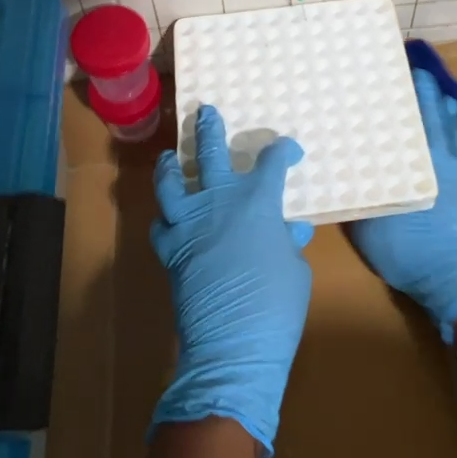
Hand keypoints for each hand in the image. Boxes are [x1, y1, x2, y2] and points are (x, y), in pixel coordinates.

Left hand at [150, 105, 313, 457]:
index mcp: (258, 201)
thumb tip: (288, 232)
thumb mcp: (295, 270)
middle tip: (206, 112)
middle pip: (211, 153)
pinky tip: (168, 216)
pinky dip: (165, 218)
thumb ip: (287, 243)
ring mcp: (190, 224)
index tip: (288, 150)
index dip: (282, 151)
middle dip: (210, 129)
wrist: (232, 345)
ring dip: (172, 166)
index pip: (271, 162)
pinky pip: (161, 226)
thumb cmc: (277, 305)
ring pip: (172, 183)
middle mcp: (219, 202)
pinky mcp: (171, 251)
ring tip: (171, 156)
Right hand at [348, 69, 456, 341]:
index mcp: (408, 167)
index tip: (392, 83)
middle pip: (429, 120)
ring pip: (451, 129)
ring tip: (440, 92)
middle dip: (423, 96)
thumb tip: (340, 177)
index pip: (402, 127)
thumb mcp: (368, 229)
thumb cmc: (408, 251)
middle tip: (417, 75)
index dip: (399, 104)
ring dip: (445, 109)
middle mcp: (434, 160)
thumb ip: (357, 201)